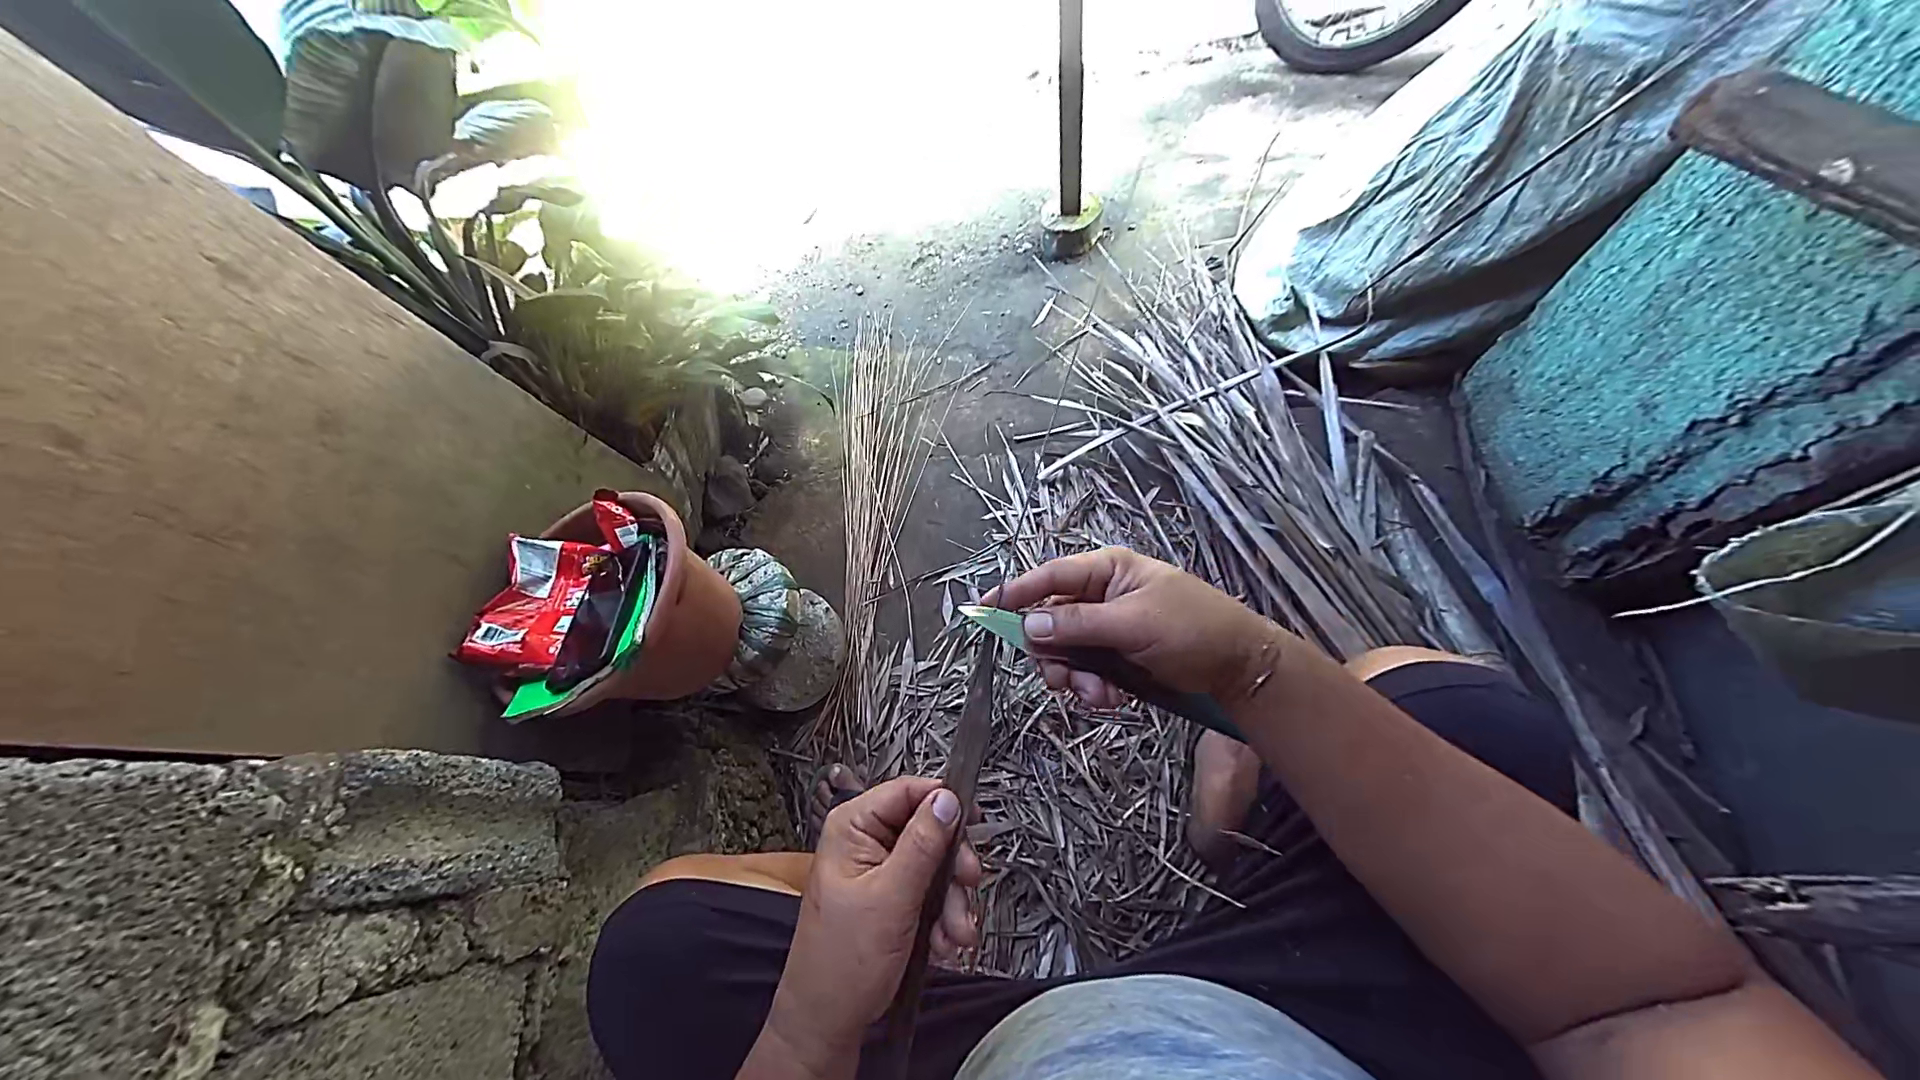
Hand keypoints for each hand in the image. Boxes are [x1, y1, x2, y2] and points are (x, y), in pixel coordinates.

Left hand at [757, 777, 981, 1075]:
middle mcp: (864, 842)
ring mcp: (878, 870)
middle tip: (966, 883)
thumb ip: (922, 844)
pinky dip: (943, 915)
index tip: (972, 819)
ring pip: (934, 863)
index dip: (943, 801)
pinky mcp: (891, 895)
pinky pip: (930, 890)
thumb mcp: (891, 897)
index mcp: (852, 827)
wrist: (827, 1026)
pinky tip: (942, 940)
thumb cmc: (839, 967)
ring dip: (952, 899)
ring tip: (953, 930)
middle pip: (927, 827)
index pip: (907, 790)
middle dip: (952, 864)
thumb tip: (946, 800)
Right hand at [986, 547, 1288, 709]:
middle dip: (1053, 653)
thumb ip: (1079, 624)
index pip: (1050, 576)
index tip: (983, 608)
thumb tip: (1029, 624)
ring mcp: (1106, 627)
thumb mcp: (1134, 623)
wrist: (1238, 666)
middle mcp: (1100, 595)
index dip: (1016, 592)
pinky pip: (1083, 670)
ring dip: (1073, 677)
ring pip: (1063, 651)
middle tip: (1060, 678)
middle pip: (1050, 620)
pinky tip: (1111, 698)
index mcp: (1107, 570)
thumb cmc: (1193, 628)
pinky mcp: (1114, 656)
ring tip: (1098, 695)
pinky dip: (1090, 688)